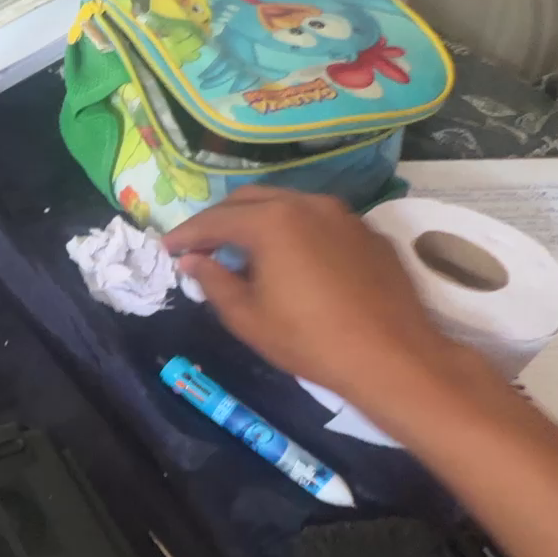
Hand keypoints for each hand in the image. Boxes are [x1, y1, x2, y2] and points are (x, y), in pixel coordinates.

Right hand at [163, 187, 485, 408]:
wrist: (392, 356)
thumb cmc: (308, 339)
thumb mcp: (246, 316)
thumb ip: (212, 281)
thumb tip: (191, 260)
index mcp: (272, 222)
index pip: (214, 220)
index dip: (185, 234)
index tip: (165, 249)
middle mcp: (307, 205)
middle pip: (248, 200)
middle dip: (218, 220)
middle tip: (198, 246)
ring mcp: (343, 215)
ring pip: (285, 205)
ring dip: (255, 222)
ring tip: (238, 251)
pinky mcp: (367, 233)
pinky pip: (316, 222)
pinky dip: (291, 232)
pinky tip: (287, 261)